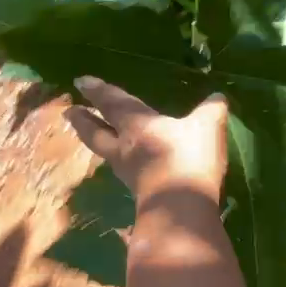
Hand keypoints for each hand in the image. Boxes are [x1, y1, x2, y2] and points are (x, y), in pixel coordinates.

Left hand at [65, 76, 227, 202]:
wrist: (181, 206)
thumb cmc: (189, 156)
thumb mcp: (209, 123)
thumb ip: (211, 107)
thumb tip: (216, 96)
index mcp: (138, 125)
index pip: (113, 104)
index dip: (98, 91)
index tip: (80, 80)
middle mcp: (125, 146)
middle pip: (96, 131)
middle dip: (83, 120)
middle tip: (69, 111)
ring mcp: (128, 170)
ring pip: (104, 150)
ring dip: (95, 139)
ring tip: (94, 133)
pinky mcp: (138, 187)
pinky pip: (122, 165)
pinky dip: (118, 156)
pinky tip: (128, 157)